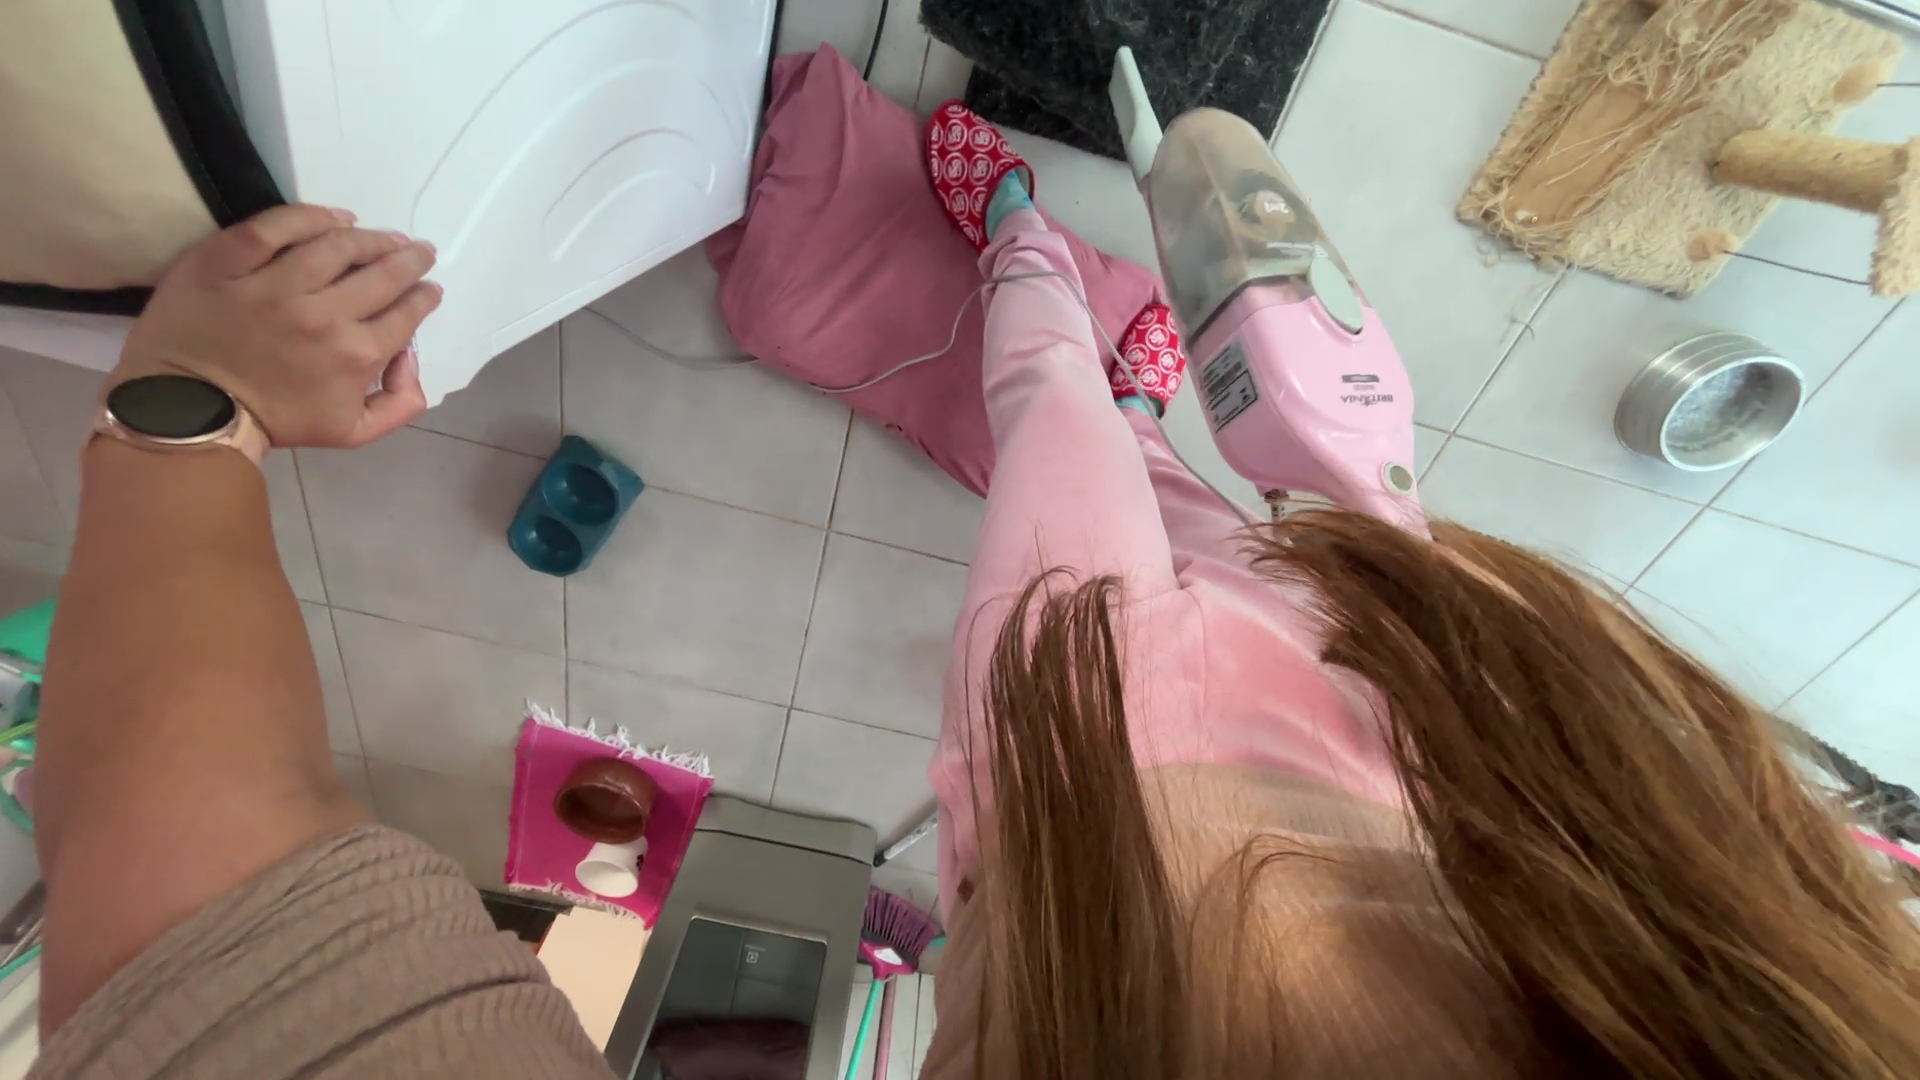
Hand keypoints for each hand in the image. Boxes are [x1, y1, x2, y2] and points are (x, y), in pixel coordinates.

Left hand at [115, 204, 443, 448]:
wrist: (191, 409)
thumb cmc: (280, 420)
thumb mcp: (359, 431)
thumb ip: (403, 401)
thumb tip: (411, 358)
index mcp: (358, 354)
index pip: (406, 314)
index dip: (424, 296)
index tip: (429, 286)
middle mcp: (324, 315)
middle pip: (382, 275)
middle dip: (410, 260)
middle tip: (421, 251)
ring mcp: (272, 286)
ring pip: (335, 247)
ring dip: (371, 238)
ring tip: (385, 236)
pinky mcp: (224, 263)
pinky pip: (270, 228)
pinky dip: (308, 216)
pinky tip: (334, 216)